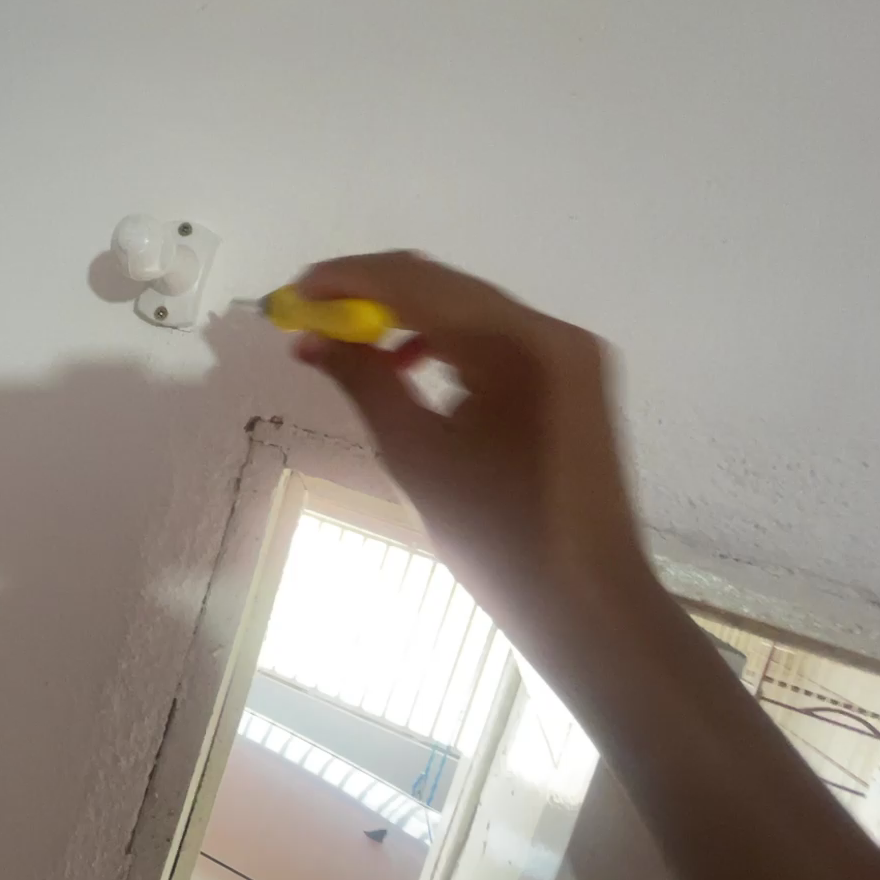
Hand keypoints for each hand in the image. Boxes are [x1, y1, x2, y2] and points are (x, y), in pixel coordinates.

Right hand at [291, 252, 657, 652]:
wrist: (584, 599)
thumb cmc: (495, 536)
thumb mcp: (414, 453)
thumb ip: (361, 380)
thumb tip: (308, 338)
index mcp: (519, 346)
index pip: (419, 284)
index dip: (349, 279)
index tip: (295, 292)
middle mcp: (551, 330)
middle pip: (444, 286)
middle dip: (371, 293)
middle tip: (311, 312)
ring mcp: (567, 351)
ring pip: (466, 307)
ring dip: (402, 314)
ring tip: (347, 340)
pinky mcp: (568, 374)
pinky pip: (491, 337)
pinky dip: (440, 339)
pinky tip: (406, 366)